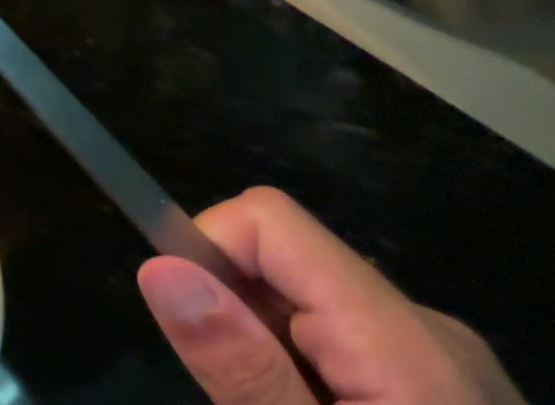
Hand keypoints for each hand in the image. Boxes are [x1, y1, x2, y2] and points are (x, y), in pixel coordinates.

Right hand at [137, 187, 521, 403]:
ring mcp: (446, 359)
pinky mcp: (446, 384)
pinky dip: (304, 367)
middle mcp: (430, 330)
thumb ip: (244, 369)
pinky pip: (341, 335)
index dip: (210, 252)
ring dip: (267, 345)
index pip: (269, 220)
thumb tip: (160, 269)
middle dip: (236, 311)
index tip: (197, 327)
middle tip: (248, 399)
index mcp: (404, 340)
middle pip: (285, 259)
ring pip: (306, 300)